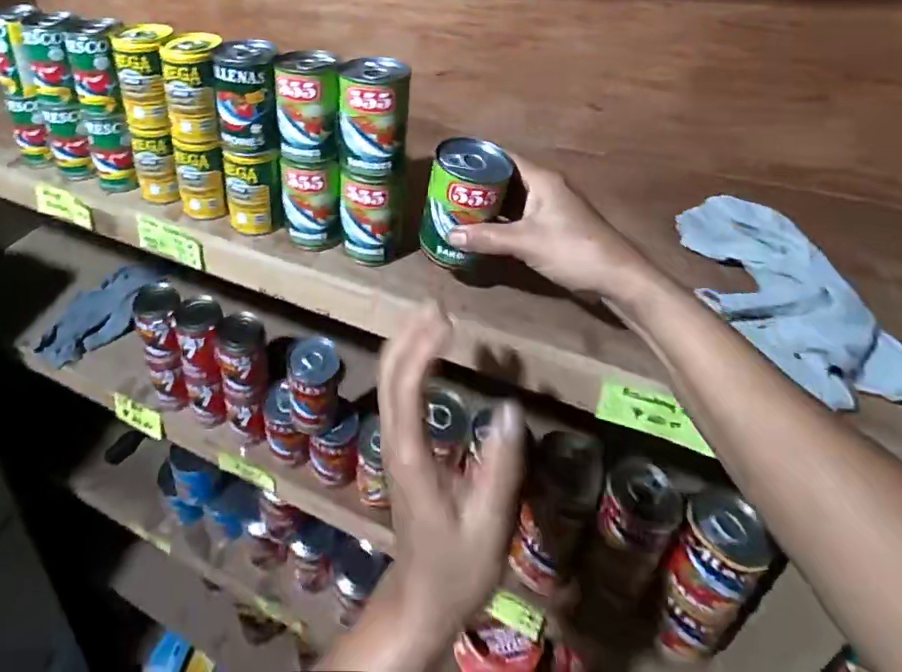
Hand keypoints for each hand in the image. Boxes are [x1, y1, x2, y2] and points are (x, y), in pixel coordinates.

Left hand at [376, 301, 526, 649]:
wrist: (421, 596)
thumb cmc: (457, 566)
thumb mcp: (488, 525)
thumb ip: (500, 468)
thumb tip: (512, 409)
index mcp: (411, 454)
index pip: (406, 386)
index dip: (420, 347)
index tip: (445, 319)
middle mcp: (394, 440)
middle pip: (389, 373)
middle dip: (407, 334)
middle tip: (435, 304)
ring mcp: (392, 442)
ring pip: (389, 381)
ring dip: (406, 345)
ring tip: (432, 318)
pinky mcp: (400, 447)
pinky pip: (398, 394)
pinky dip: (409, 365)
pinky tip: (428, 356)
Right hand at [446, 154, 656, 299]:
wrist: (618, 279)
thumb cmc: (573, 250)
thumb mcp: (524, 243)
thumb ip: (485, 237)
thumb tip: (450, 233)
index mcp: (542, 180)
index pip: (504, 157)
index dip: (478, 158)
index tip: (452, 164)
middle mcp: (547, 187)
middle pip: (506, 177)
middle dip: (478, 183)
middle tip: (448, 189)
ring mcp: (552, 207)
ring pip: (512, 197)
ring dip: (488, 202)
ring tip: (458, 206)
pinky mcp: (554, 226)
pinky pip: (520, 214)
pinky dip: (501, 217)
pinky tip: (482, 227)